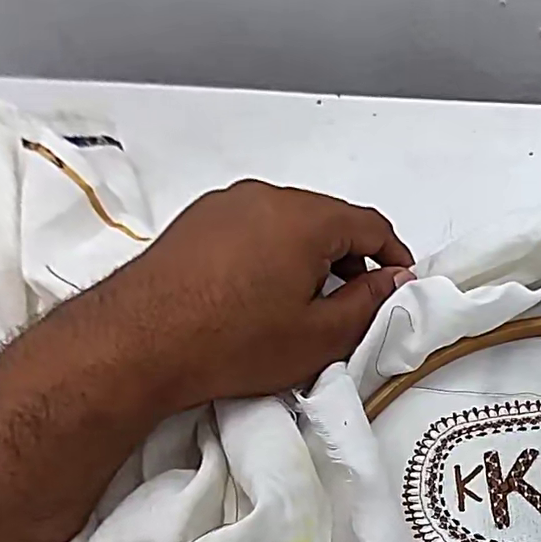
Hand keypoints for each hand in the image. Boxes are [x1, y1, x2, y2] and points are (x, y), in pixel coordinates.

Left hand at [73, 179, 415, 411]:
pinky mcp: (199, 223)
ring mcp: (226, 206)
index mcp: (305, 218)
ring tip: (313, 307)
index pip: (370, 225)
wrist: (141, 344)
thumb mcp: (321, 334)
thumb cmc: (233, 341)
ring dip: (314, 260)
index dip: (394, 257)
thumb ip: (368, 303)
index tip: (400, 284)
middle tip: (359, 305)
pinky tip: (269, 298)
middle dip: (354, 261)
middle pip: (330, 221)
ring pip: (291, 226)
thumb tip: (393, 281)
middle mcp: (265, 197)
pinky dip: (278, 257)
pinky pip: (256, 231)